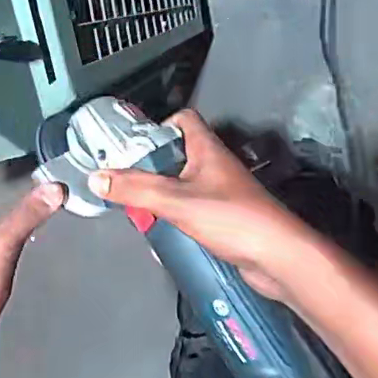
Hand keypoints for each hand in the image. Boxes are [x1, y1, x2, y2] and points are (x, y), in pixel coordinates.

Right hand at [88, 111, 321, 300]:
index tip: (136, 145)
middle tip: (130, 185)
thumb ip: (136, 190)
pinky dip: (178, 220)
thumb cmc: (232, 218)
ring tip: (143, 213)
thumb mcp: (176, 201)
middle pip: (178, 155)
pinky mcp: (227, 218)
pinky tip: (167, 236)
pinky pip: (194, 212)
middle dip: (153, 170)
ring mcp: (223, 193)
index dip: (160, 125)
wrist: (279, 258)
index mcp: (207, 149)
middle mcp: (216, 166)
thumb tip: (98, 178)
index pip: (184, 119)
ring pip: (184, 186)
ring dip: (163, 198)